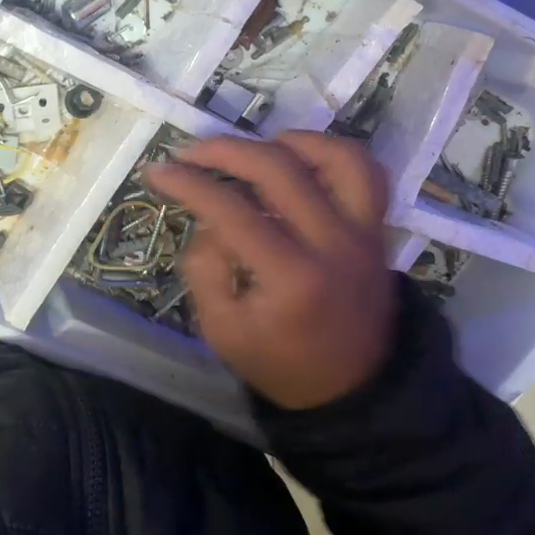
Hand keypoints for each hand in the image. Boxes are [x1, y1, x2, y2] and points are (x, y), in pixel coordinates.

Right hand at [145, 131, 394, 409]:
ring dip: (287, 142)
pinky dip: (329, 154)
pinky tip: (294, 159)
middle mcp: (334, 245)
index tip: (157, 172)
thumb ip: (206, 267)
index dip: (188, 184)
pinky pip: (365, 174)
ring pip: (337, 158)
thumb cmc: (278, 363)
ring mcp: (364, 234)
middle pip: (279, 169)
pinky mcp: (377, 231)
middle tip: (189, 152)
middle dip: (224, 151)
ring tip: (251, 149)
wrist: (353, 392)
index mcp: (291, 278)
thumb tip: (210, 217)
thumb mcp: (220, 328)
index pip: (232, 210)